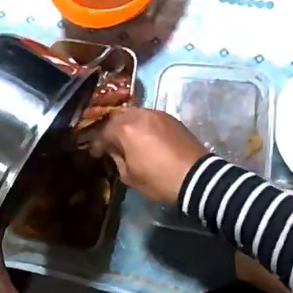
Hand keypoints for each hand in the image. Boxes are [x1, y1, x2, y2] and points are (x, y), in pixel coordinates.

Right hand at [78, 107, 208, 206]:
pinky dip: (142, 123)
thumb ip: (117, 160)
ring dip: (126, 123)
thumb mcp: (130, 177)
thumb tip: (115, 152)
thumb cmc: (159, 180)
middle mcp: (139, 116)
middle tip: (109, 141)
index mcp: (125, 130)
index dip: (96, 143)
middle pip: (117, 116)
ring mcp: (157, 114)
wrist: (197, 178)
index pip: (103, 131)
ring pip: (134, 112)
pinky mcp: (171, 118)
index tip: (95, 153)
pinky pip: (149, 116)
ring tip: (127, 137)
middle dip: (110, 128)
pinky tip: (144, 135)